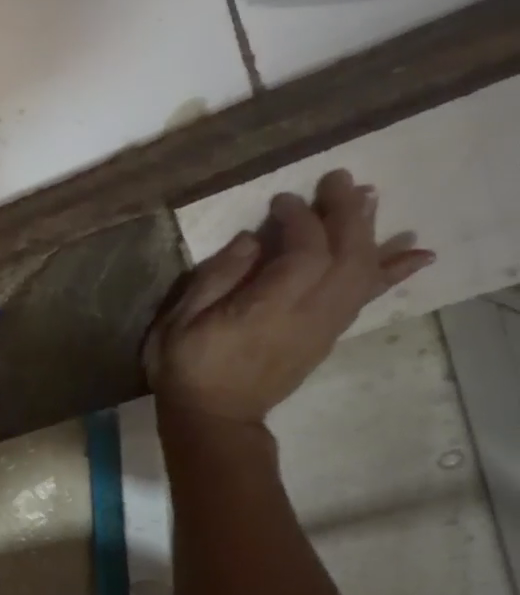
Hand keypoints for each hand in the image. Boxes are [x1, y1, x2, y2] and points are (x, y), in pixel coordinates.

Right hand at [145, 169, 434, 425]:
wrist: (215, 415)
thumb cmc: (186, 365)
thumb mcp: (181, 320)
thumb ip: (216, 278)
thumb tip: (251, 241)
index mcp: (268, 308)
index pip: (305, 254)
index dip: (301, 221)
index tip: (283, 198)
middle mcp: (310, 313)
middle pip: (345, 257)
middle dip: (346, 215)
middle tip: (342, 180)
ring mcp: (325, 325)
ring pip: (362, 272)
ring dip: (369, 233)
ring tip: (371, 198)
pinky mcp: (328, 333)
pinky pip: (366, 295)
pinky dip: (391, 271)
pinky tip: (413, 253)